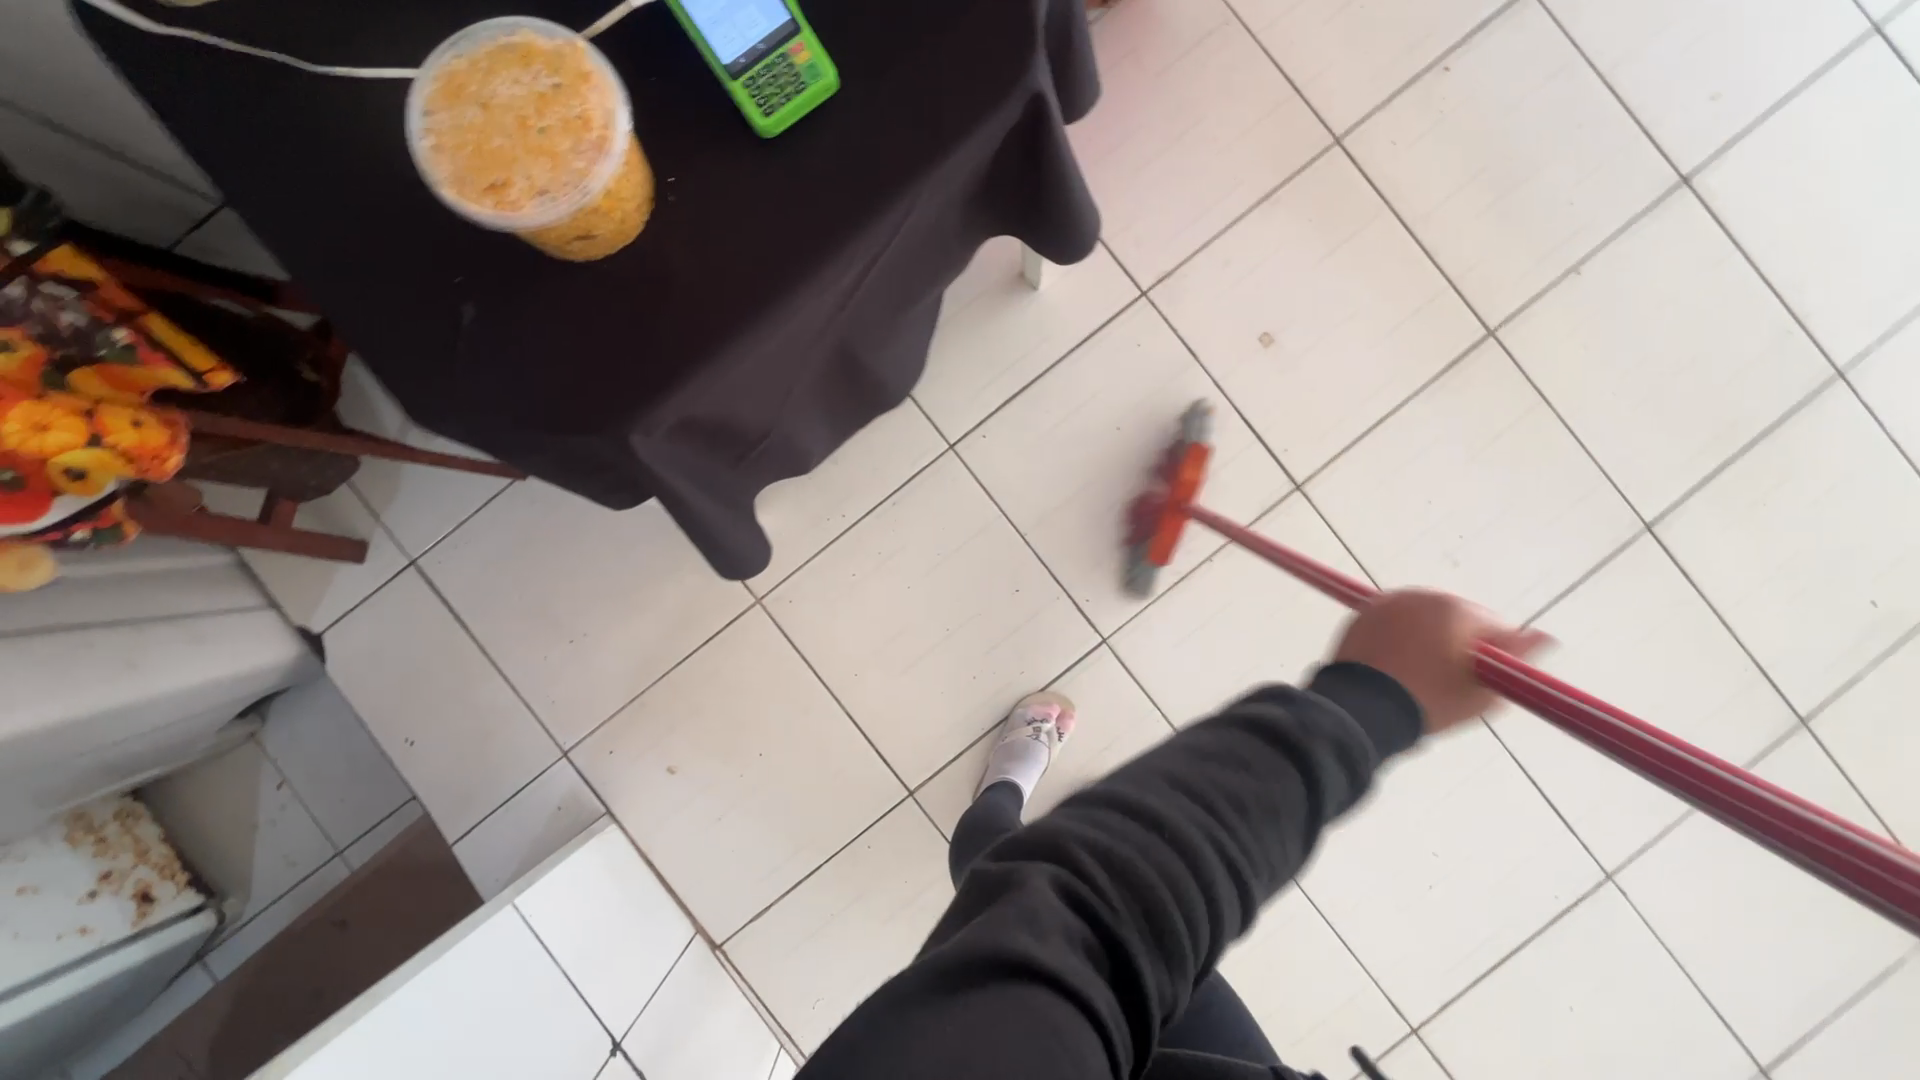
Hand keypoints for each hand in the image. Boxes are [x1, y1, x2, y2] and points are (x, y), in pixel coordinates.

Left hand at [1330, 589, 1551, 734]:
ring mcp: (1385, 603)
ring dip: (1427, 638)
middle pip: (1454, 618)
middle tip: (1446, 679)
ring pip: (1421, 620)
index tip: (1480, 679)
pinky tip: (1395, 666)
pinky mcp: (1360, 616)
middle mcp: (1420, 596)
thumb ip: (1515, 658)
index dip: (1492, 654)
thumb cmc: (1428, 700)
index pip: (1492, 627)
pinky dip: (1397, 638)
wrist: (1362, 707)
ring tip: (1418, 675)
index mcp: (1455, 609)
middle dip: (1456, 642)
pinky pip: (1392, 624)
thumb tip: (1544, 638)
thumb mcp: (1482, 688)